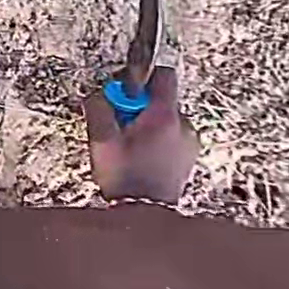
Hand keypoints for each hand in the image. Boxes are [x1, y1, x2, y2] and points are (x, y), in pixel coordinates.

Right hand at [81, 67, 198, 203]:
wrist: (143, 213)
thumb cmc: (123, 176)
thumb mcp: (100, 138)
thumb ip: (99, 107)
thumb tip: (100, 91)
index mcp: (164, 117)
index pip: (163, 76)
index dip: (140, 75)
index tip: (123, 91)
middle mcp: (183, 125)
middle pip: (160, 97)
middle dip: (136, 106)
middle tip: (119, 126)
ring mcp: (189, 141)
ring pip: (163, 116)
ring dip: (145, 122)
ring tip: (129, 144)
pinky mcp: (188, 154)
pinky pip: (170, 133)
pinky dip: (154, 136)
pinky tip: (140, 154)